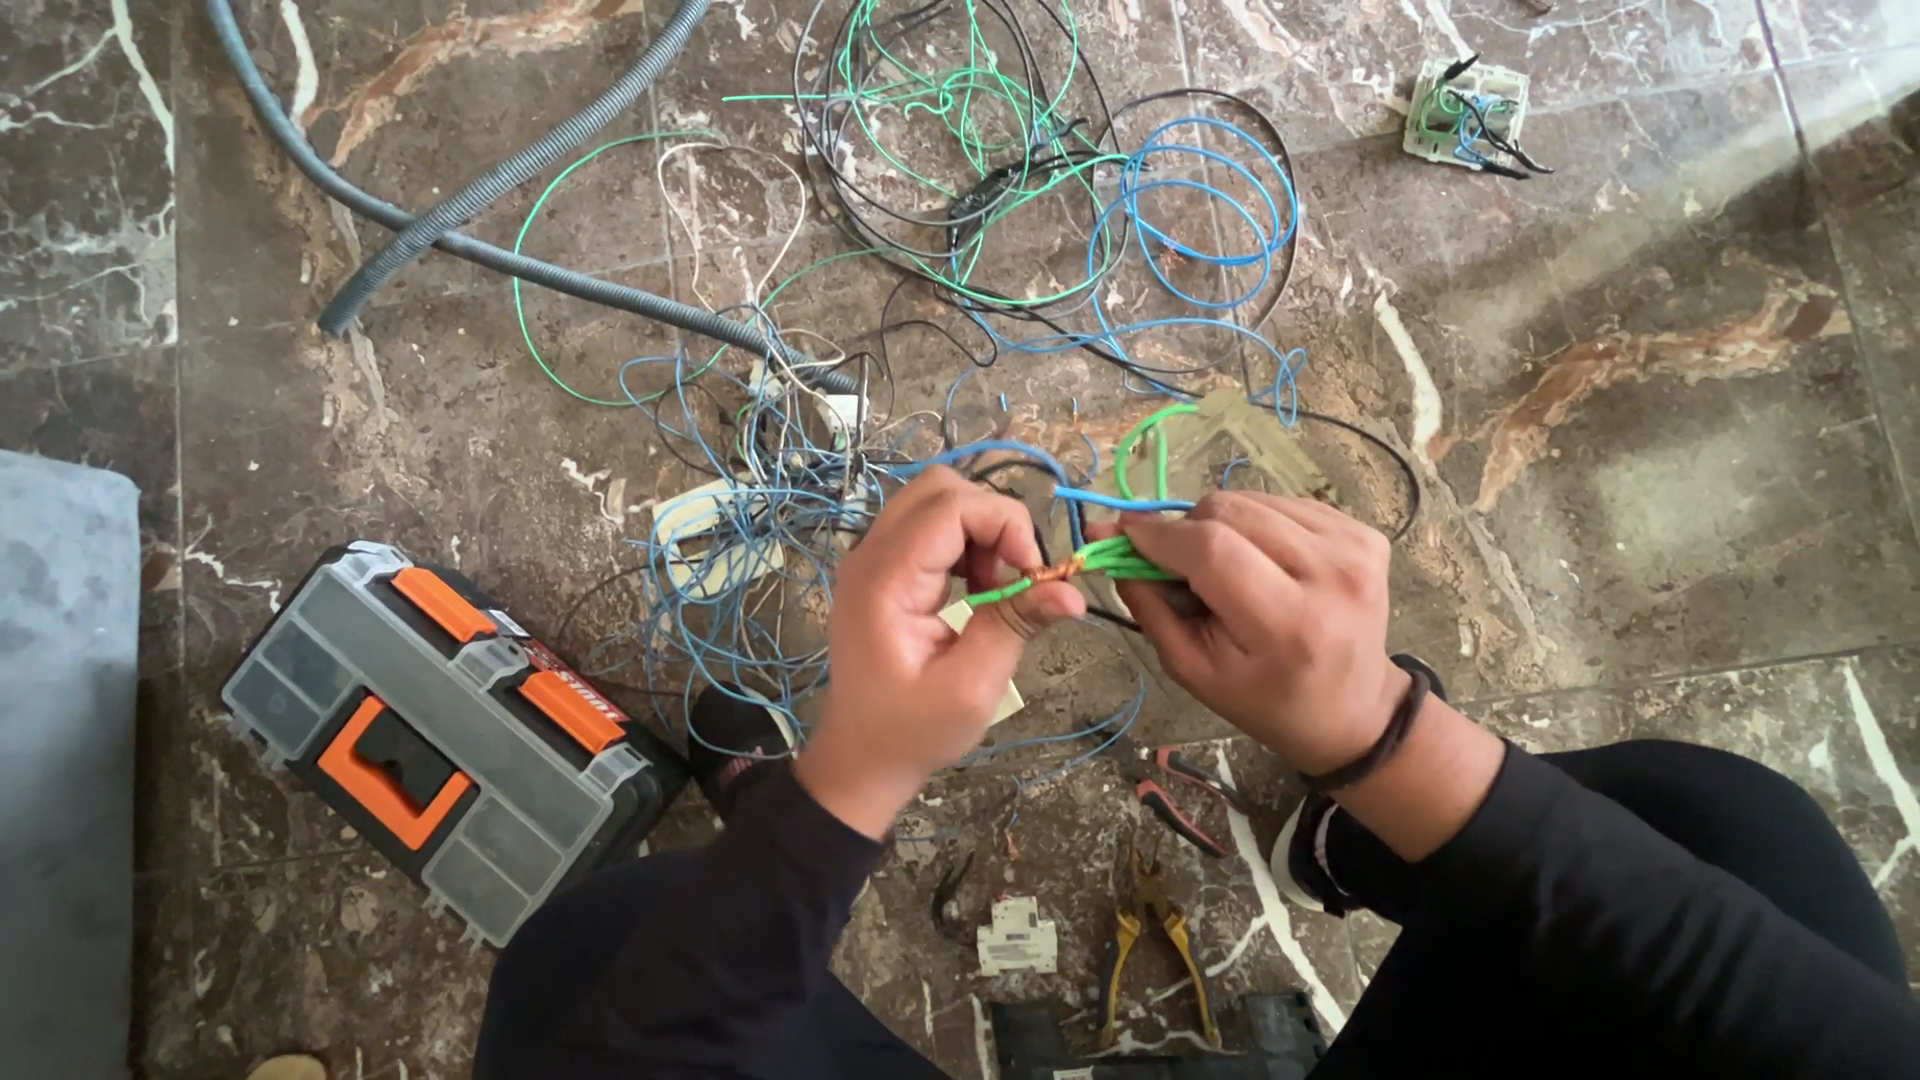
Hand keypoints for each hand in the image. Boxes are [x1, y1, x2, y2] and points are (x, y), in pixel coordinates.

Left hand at [799, 467, 1085, 836]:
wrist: (860, 755)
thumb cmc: (912, 731)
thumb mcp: (973, 687)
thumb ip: (1016, 626)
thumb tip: (1073, 592)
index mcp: (886, 580)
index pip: (950, 505)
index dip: (1005, 523)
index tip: (1033, 574)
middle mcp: (870, 554)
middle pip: (939, 487)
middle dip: (992, 519)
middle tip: (1013, 576)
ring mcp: (870, 558)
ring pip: (934, 500)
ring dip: (979, 529)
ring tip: (994, 586)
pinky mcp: (880, 568)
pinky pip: (927, 526)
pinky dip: (963, 542)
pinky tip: (975, 587)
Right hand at [1098, 493, 1408, 774]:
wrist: (1351, 708)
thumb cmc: (1263, 698)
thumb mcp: (1192, 670)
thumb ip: (1149, 606)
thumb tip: (1113, 543)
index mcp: (1290, 623)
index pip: (1212, 550)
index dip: (1158, 535)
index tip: (1121, 534)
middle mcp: (1332, 574)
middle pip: (1228, 511)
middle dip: (1184, 529)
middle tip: (1173, 562)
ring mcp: (1354, 546)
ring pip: (1249, 500)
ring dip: (1218, 525)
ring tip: (1222, 568)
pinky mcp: (1364, 531)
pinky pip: (1278, 503)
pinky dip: (1252, 524)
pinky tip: (1259, 560)